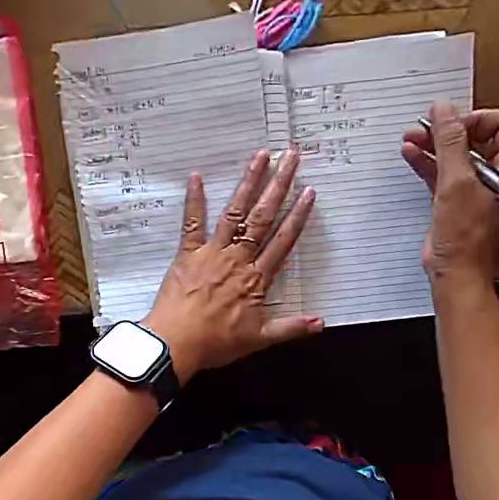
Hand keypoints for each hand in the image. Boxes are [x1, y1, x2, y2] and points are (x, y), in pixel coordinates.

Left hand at [142, 148, 320, 382]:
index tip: (309, 192)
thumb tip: (320, 323)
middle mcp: (238, 259)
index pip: (283, 241)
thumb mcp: (259, 339)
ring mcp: (212, 253)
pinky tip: (197, 176)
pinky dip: (195, 200)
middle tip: (290, 157)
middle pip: (263, 218)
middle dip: (279, 186)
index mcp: (256, 278)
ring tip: (260, 157)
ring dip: (248, 183)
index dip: (298, 216)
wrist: (177, 343)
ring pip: (235, 213)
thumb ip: (291, 328)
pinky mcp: (188, 254)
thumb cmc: (217, 343)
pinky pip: (192, 223)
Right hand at [401, 103, 498, 292]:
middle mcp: (498, 175)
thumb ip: (451, 143)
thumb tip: (445, 111)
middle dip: (448, 130)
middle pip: (476, 137)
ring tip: (413, 137)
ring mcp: (476, 188)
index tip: (452, 124)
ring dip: (433, 144)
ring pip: (456, 154)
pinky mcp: (456, 200)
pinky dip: (427, 162)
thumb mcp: (457, 182)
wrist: (456, 273)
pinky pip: (442, 172)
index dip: (476, 119)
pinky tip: (412, 154)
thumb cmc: (467, 240)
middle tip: (427, 126)